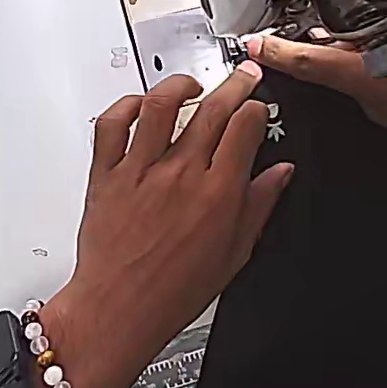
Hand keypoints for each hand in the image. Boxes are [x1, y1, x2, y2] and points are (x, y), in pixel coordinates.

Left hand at [40, 64, 294, 387]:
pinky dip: (126, 106)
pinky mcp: (106, 174)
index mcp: (217, 194)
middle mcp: (180, 175)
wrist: (119, 309)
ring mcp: (140, 171)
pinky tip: (141, 106)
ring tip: (191, 85)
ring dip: (180, 85)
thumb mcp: (234, 253)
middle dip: (234, 85)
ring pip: (161, 105)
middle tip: (241, 78)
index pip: (245, 127)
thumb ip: (259, 205)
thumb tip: (280, 174)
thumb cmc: (173, 290)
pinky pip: (112, 125)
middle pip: (212, 109)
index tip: (257, 108)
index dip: (257, 108)